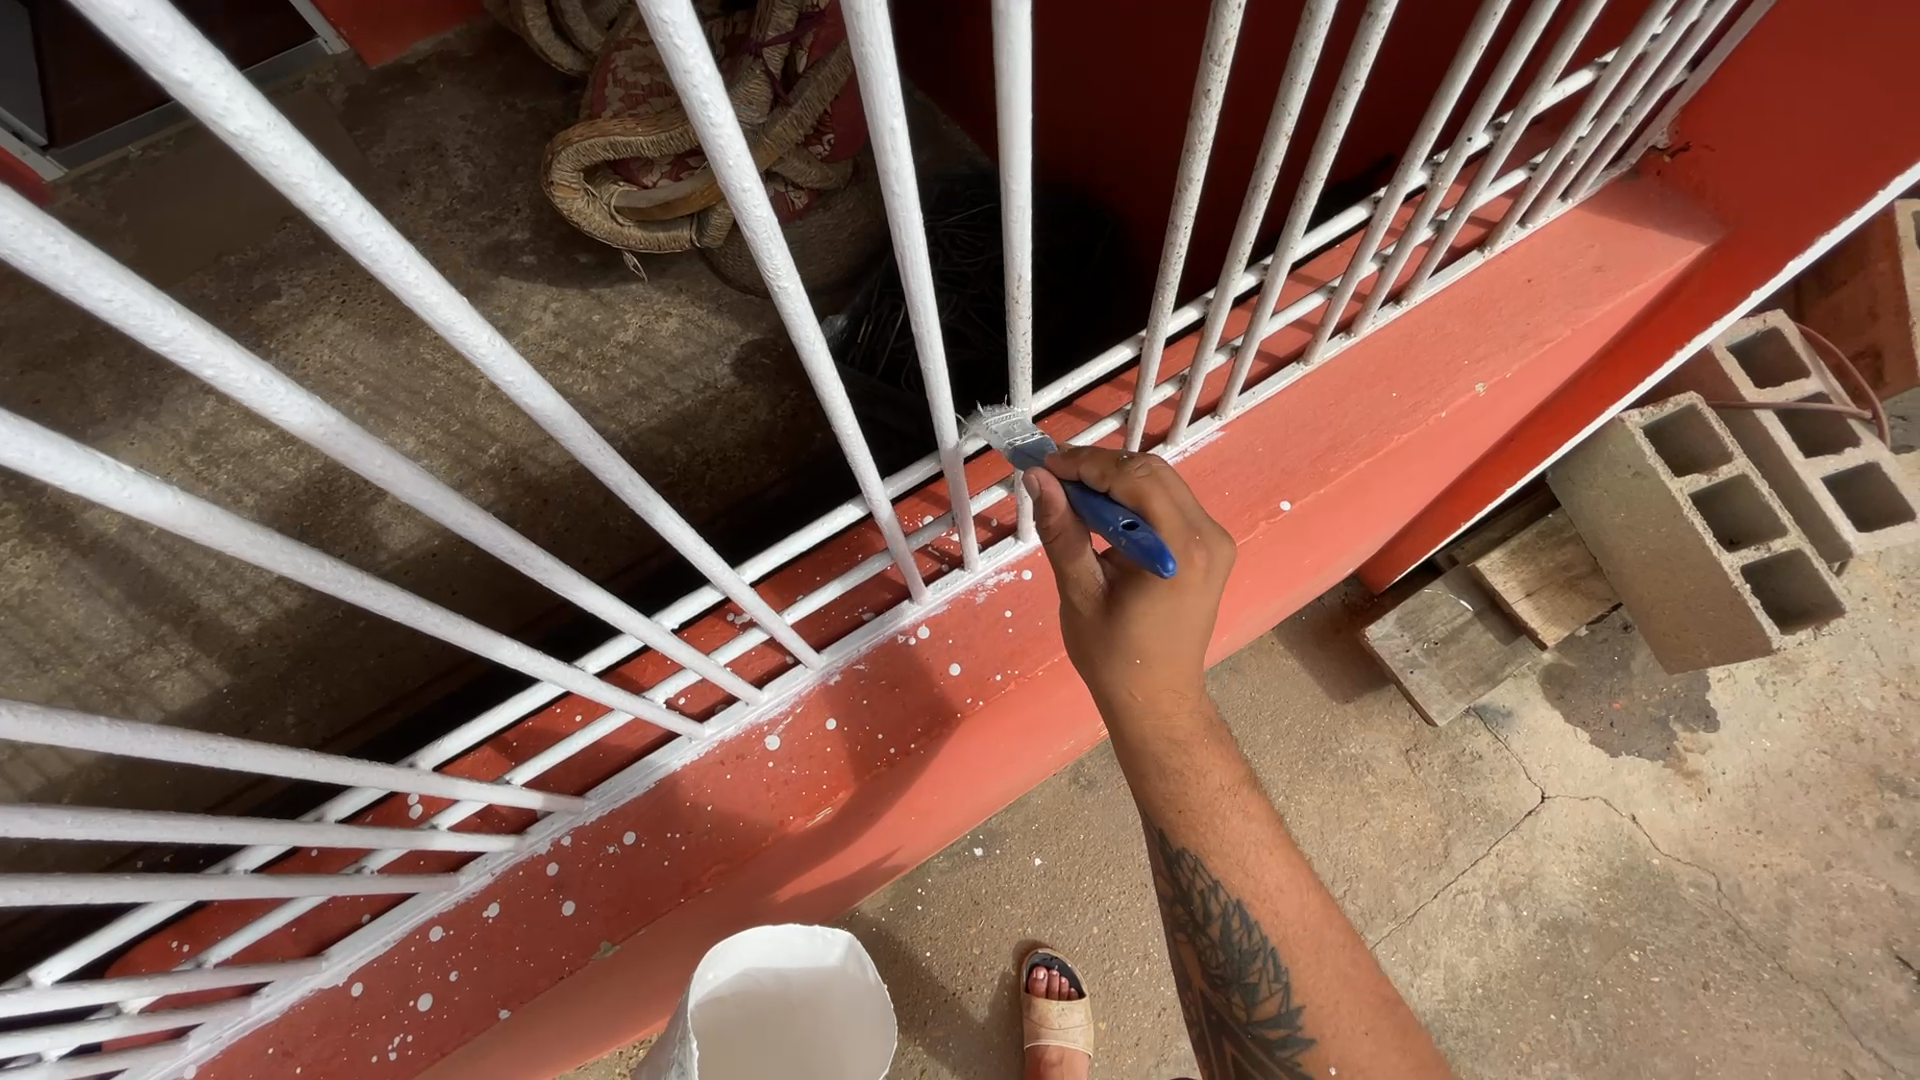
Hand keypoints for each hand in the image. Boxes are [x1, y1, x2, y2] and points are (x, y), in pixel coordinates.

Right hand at [1025, 447, 1235, 723]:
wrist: (1156, 698)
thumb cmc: (1113, 657)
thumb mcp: (1080, 593)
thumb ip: (1062, 531)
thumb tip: (1036, 480)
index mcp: (1181, 550)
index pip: (1134, 479)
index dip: (1086, 464)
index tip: (1043, 466)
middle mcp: (1208, 536)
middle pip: (1151, 473)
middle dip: (1098, 467)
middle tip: (1051, 478)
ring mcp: (1214, 540)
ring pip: (1160, 483)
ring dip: (1113, 480)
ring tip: (1068, 494)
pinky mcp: (1208, 548)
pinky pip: (1167, 504)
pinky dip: (1129, 499)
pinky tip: (1098, 514)